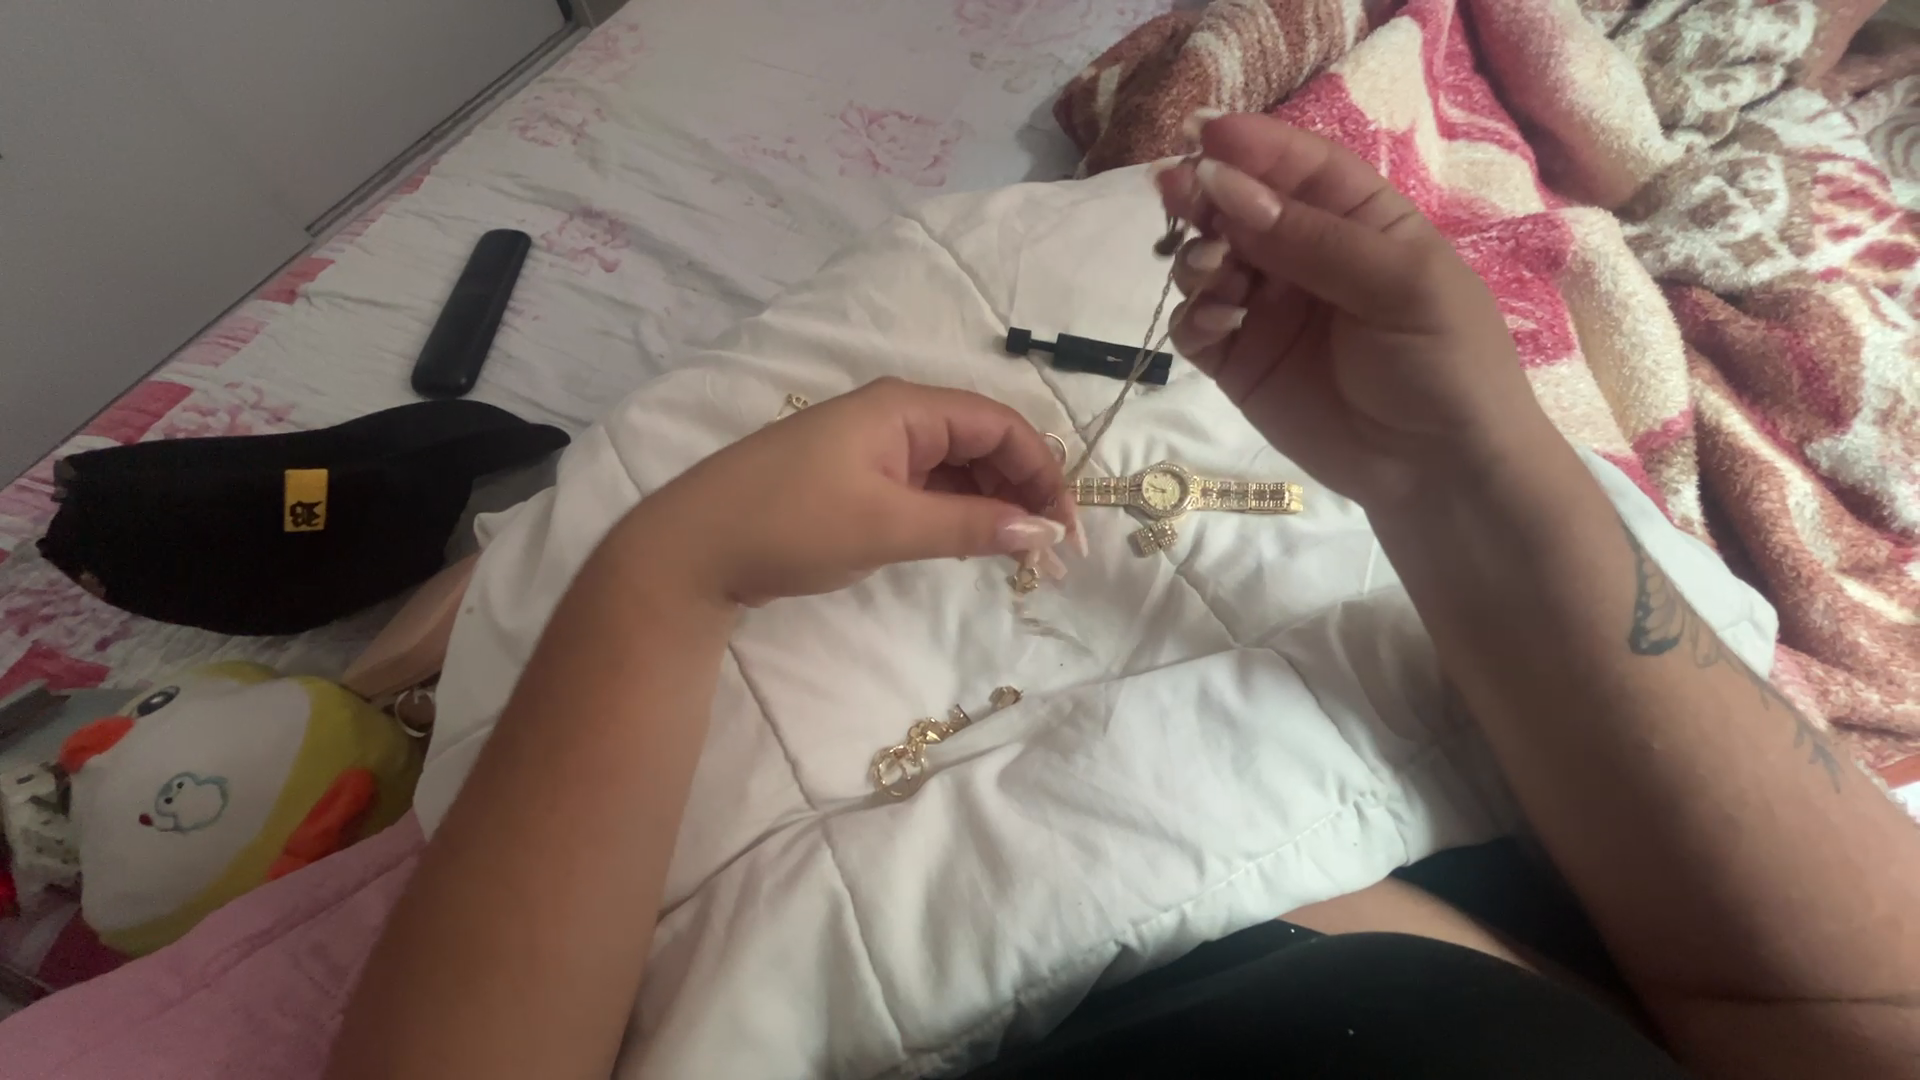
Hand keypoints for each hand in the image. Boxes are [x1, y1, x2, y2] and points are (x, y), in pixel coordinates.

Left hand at [620, 378, 1074, 606]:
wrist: (694, 549)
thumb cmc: (790, 523)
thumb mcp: (887, 526)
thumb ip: (969, 526)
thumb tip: (1042, 531)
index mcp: (904, 408)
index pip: (999, 425)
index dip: (1043, 471)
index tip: (1066, 528)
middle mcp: (896, 419)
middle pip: (982, 444)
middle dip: (1023, 490)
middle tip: (1050, 550)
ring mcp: (876, 452)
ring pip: (957, 470)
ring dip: (993, 506)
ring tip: (1022, 554)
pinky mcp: (861, 483)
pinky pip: (928, 490)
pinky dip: (957, 515)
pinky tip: (975, 544)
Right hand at [1156, 114, 1549, 511]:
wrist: (1432, 469)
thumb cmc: (1441, 362)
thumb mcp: (1397, 284)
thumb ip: (1311, 238)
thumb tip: (1227, 190)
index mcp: (1356, 221)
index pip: (1297, 168)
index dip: (1251, 148)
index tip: (1202, 137)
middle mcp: (1301, 258)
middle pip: (1238, 211)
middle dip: (1206, 199)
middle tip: (1177, 196)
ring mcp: (1264, 312)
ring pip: (1206, 265)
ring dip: (1197, 261)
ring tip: (1213, 277)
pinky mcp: (1236, 362)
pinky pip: (1195, 327)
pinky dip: (1192, 319)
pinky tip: (1213, 326)